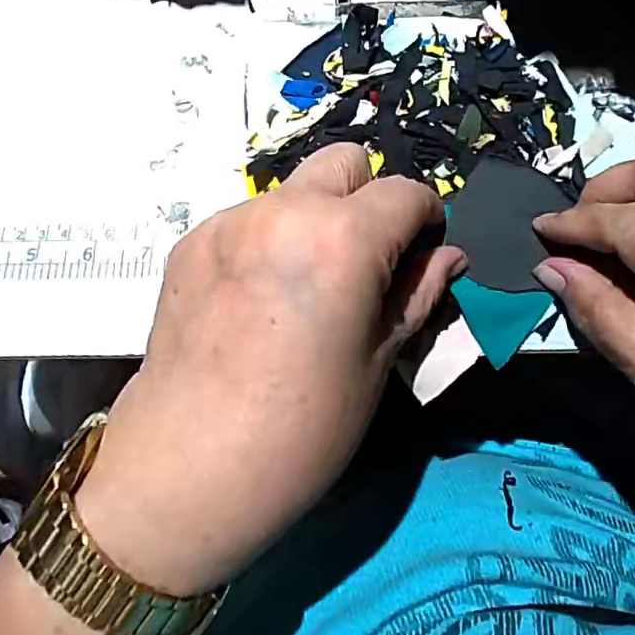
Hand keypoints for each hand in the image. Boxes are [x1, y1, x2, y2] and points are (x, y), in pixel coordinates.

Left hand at [74, 143, 465, 595]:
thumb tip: (450, 256)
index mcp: (344, 238)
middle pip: (346, 162)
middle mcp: (285, 211)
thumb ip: (419, 292)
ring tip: (308, 283)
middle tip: (367, 257)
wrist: (185, 472)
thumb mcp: (380, 358)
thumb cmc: (304, 426)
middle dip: (370, 198)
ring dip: (318, 217)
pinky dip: (274, 238)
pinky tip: (262, 297)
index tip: (425, 250)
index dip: (427, 218)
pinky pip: (252, 217)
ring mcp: (231, 221)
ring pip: (296, 189)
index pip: (406, 193)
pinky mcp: (192, 242)